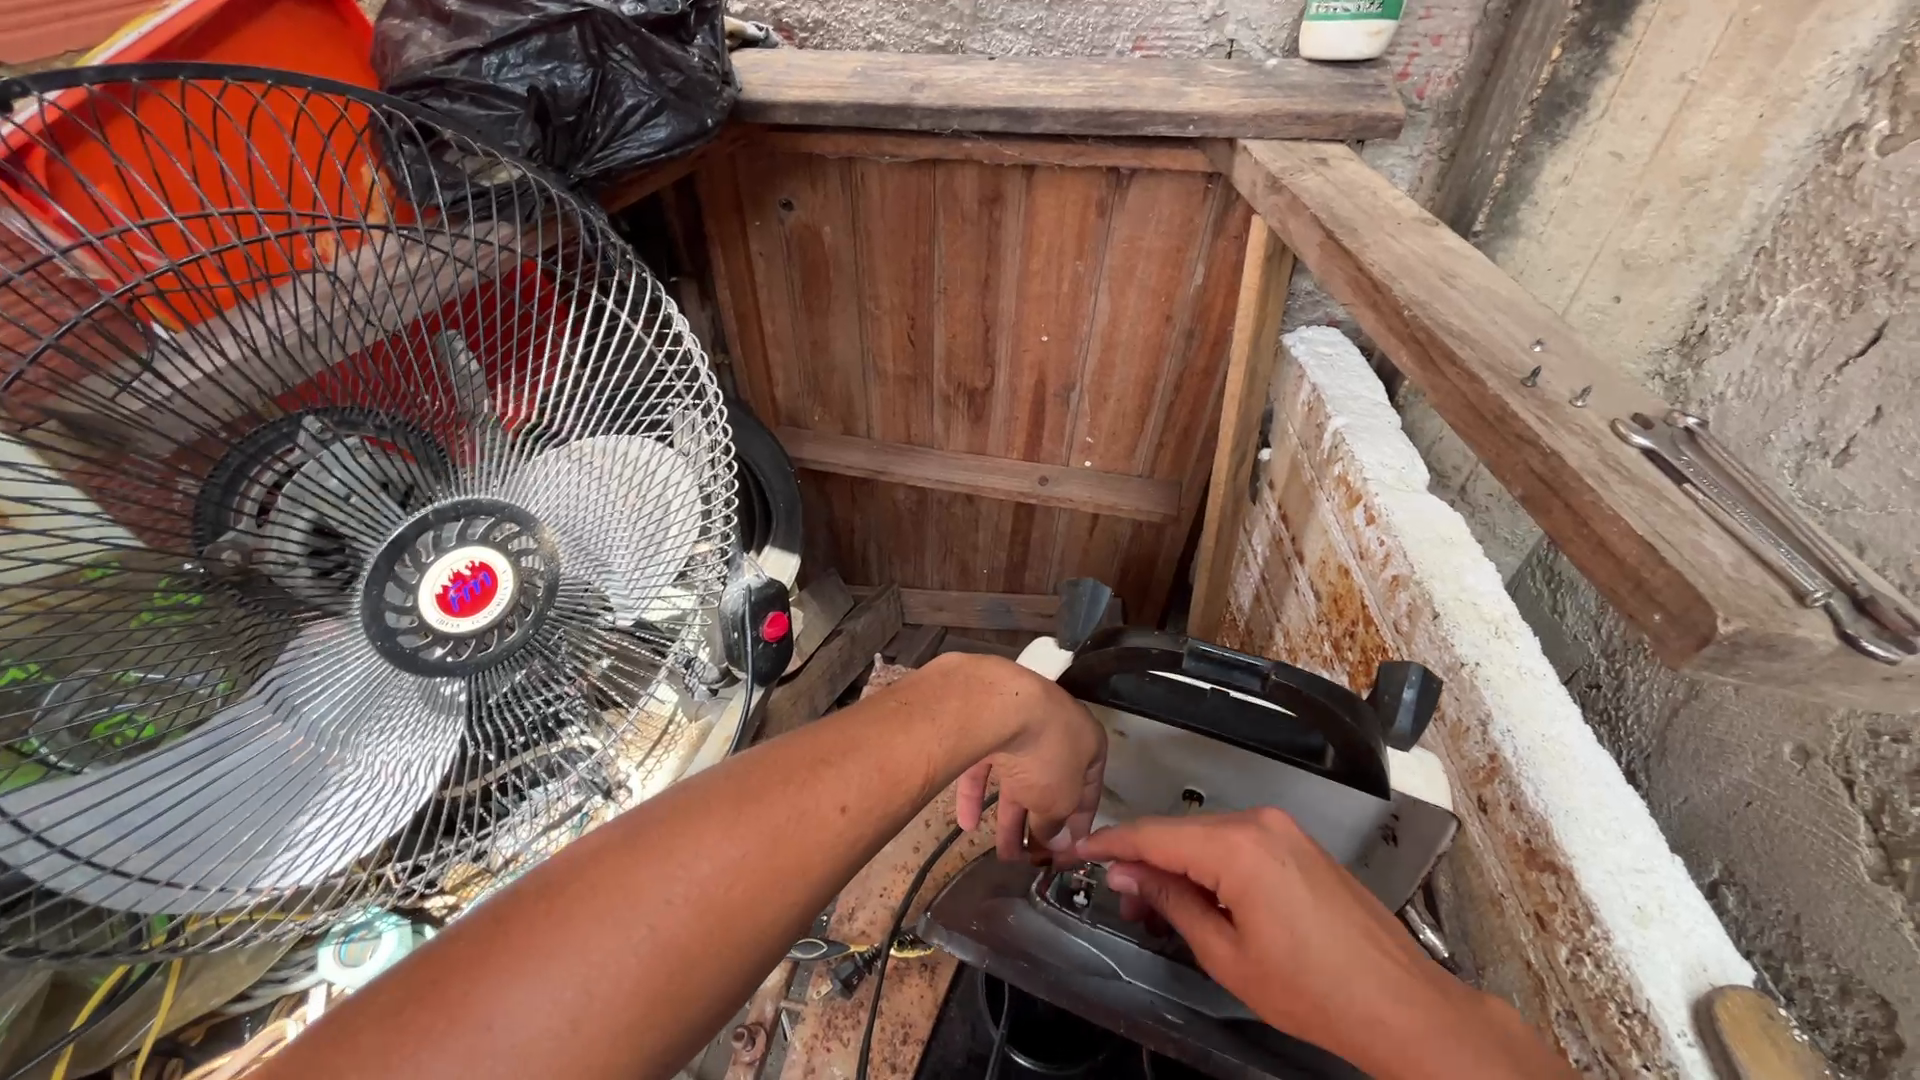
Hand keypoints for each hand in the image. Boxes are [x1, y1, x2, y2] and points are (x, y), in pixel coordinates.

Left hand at [948, 655, 1104, 860]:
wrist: (999, 706)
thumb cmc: (1046, 754)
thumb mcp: (1060, 801)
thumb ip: (1056, 824)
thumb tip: (1052, 841)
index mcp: (1087, 743)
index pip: (1088, 791)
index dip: (1077, 827)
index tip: (1065, 856)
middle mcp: (1055, 730)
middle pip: (1048, 785)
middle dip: (1038, 825)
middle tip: (1029, 859)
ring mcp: (1017, 724)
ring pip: (1014, 777)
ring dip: (1008, 816)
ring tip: (1001, 853)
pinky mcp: (982, 725)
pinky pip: (982, 765)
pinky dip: (975, 793)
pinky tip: (967, 823)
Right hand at [1075, 809, 1576, 1079]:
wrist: (1401, 1004)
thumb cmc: (1313, 990)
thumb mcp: (1226, 954)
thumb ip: (1171, 901)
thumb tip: (1130, 872)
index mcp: (1238, 846)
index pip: (1154, 835)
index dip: (1110, 843)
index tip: (1076, 850)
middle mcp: (1260, 823)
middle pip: (1179, 832)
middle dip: (1144, 861)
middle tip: (1122, 899)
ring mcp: (1283, 829)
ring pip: (1206, 837)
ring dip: (1177, 865)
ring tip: (1157, 908)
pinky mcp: (1297, 843)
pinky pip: (1237, 843)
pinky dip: (1209, 865)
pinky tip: (1199, 897)